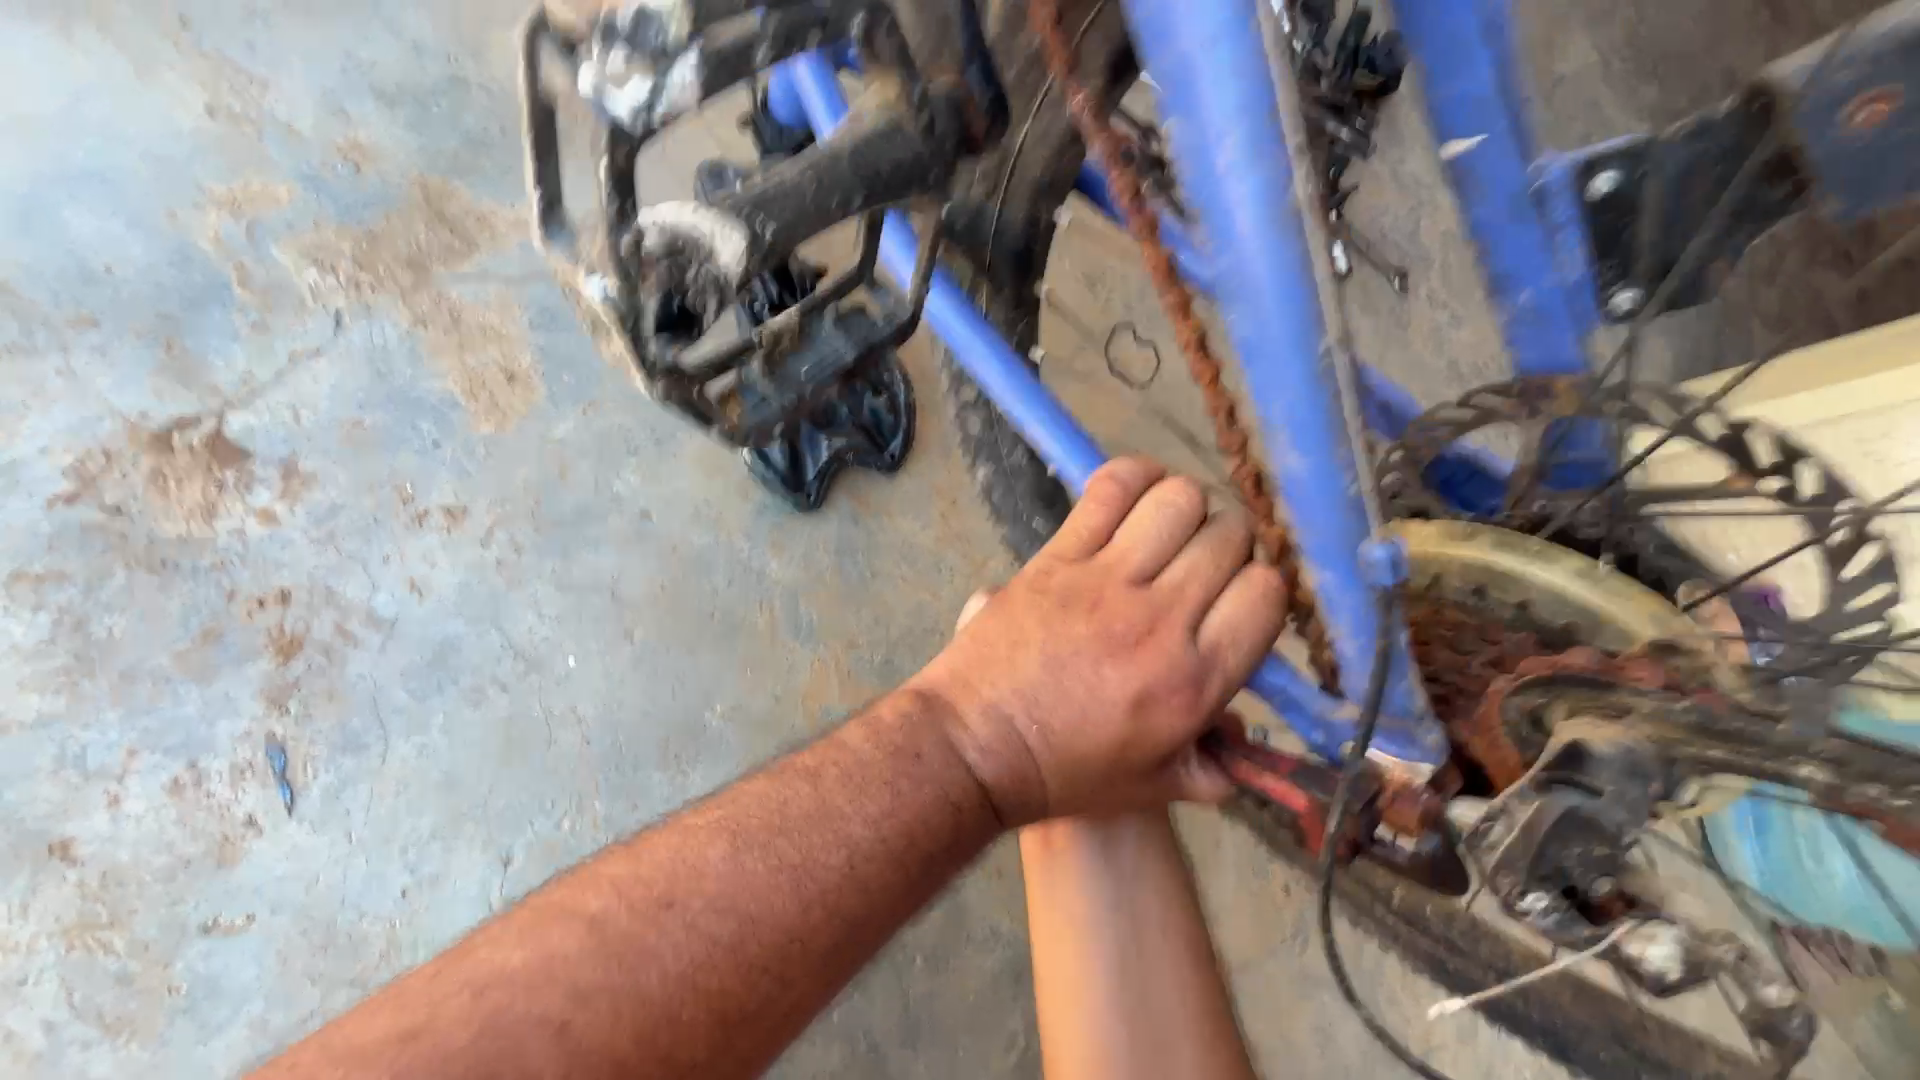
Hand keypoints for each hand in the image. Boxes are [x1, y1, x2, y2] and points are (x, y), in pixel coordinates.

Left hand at [908, 458, 1285, 824]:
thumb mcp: (1153, 786)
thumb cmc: (1064, 773)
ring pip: (1180, 500)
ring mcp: (1106, 582)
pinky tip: (1134, 496)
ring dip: (1186, 507)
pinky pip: (1111, 489)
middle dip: (1229, 542)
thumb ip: (1213, 769)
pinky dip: (1133, 477)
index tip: (1236, 597)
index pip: (1267, 594)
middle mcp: (1161, 621)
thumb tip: (1245, 746)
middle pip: (1230, 537)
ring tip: (1167, 529)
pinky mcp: (1059, 557)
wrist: (976, 749)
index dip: (1262, 588)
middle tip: (1200, 562)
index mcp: (1195, 680)